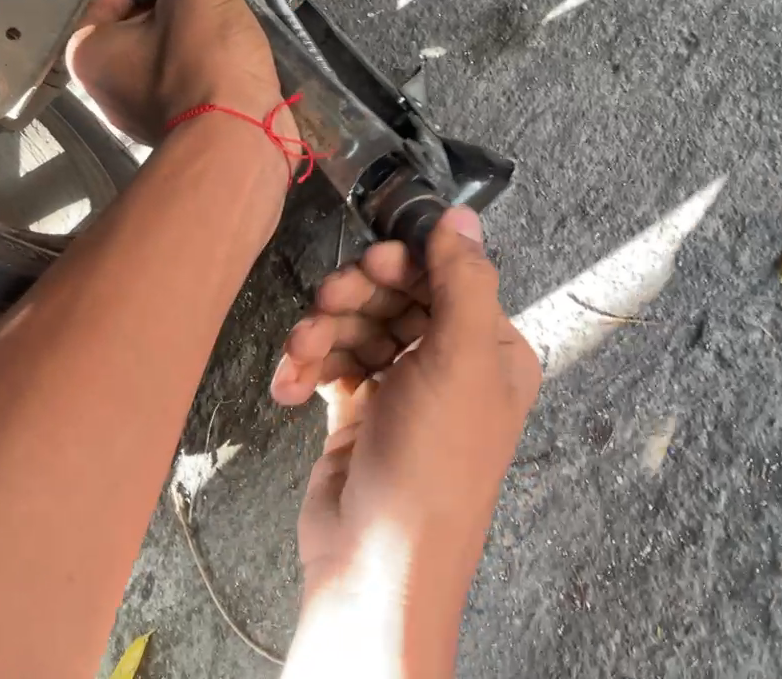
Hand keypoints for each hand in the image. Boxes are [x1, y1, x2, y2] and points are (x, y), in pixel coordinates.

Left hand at [68, 0, 292, 145]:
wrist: (243, 143)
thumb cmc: (204, 64)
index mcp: (91, 51)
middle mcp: (111, 85)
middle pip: (150, 16)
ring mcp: (149, 111)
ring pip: (177, 48)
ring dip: (206, 29)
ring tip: (236, 16)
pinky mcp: (188, 127)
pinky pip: (198, 76)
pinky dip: (218, 61)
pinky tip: (243, 50)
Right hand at [276, 209, 541, 678]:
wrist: (375, 564)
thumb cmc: (433, 463)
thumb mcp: (461, 360)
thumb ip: (463, 279)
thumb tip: (462, 215)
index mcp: (490, 348)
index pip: (446, 277)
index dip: (406, 263)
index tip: (373, 261)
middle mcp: (449, 362)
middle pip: (394, 295)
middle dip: (356, 295)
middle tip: (329, 299)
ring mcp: (402, 386)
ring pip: (356, 324)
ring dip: (323, 330)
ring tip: (302, 350)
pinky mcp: (359, 408)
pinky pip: (331, 361)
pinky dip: (307, 366)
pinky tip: (291, 384)